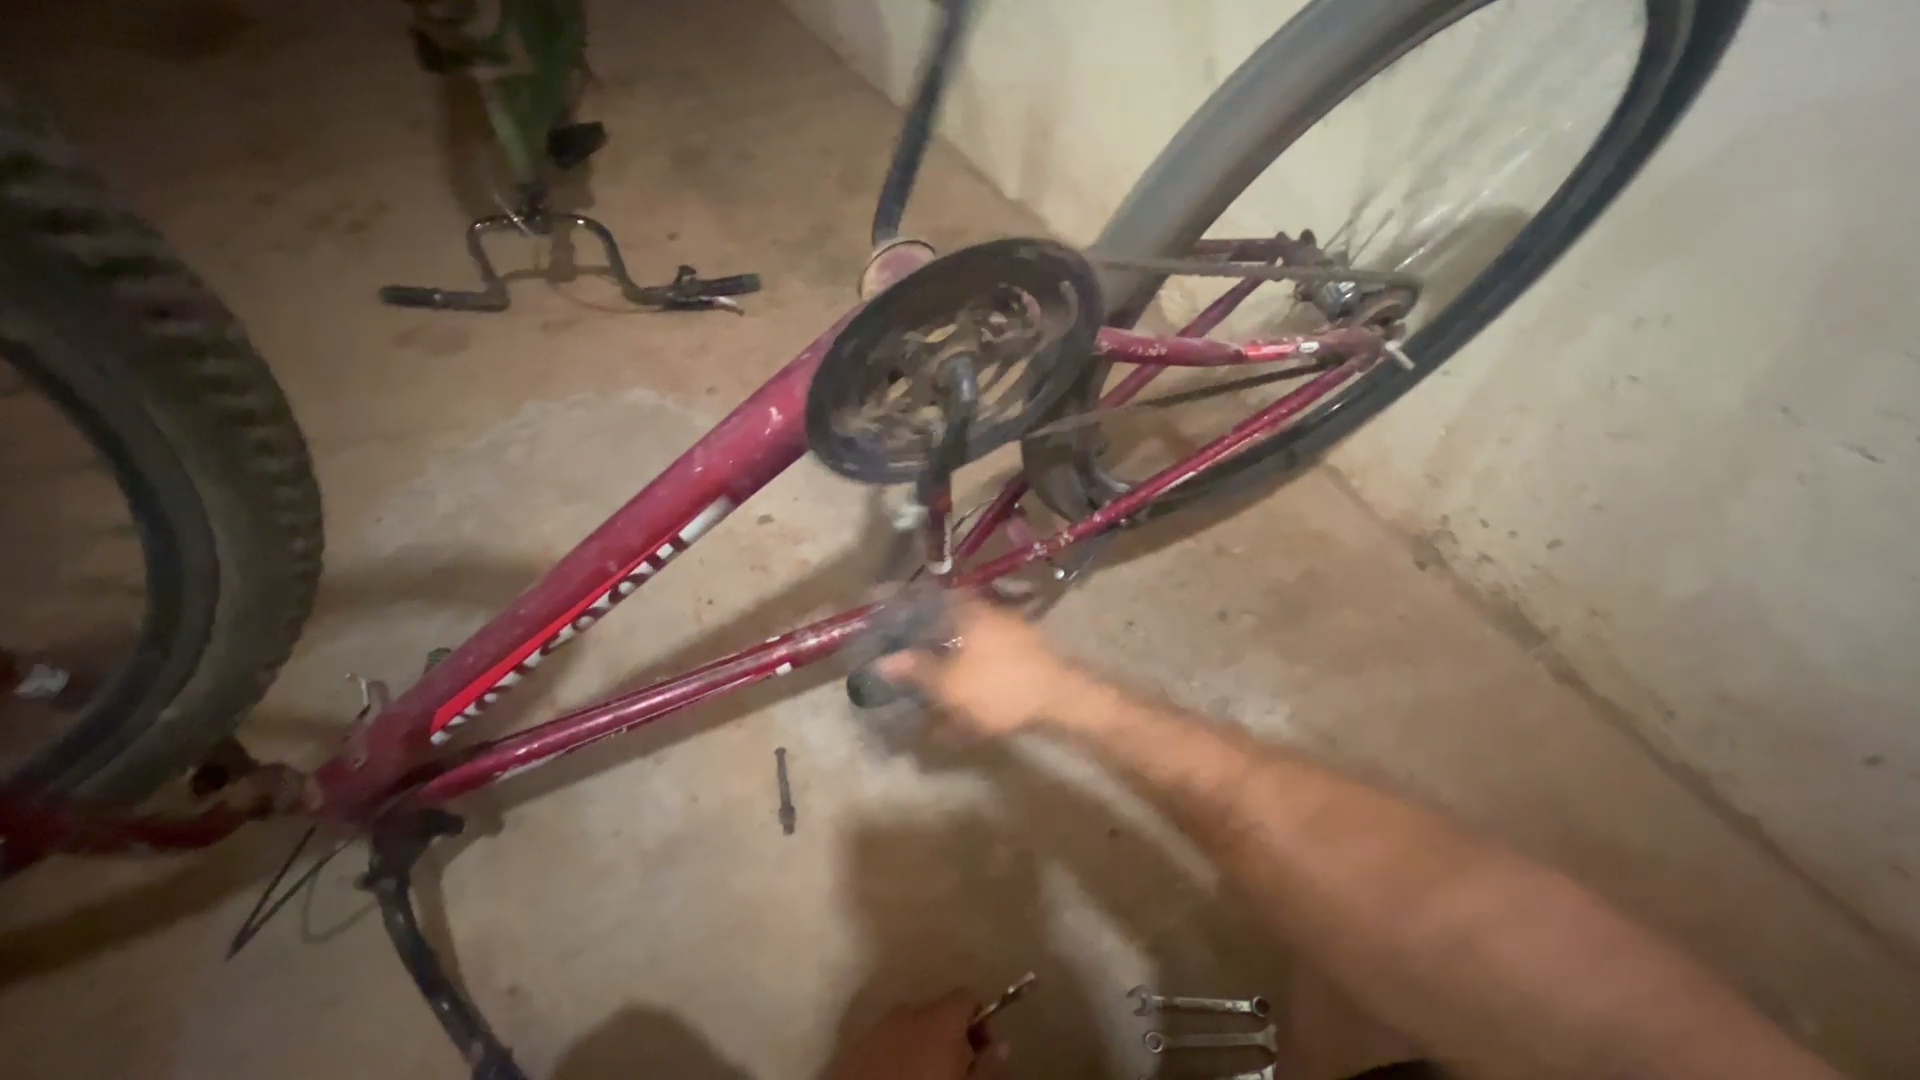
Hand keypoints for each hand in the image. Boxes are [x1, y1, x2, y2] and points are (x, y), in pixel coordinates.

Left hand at [821, 991, 1001, 1079]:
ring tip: (927, 1076)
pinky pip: (886, 1041)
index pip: (967, 996)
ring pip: (911, 1026)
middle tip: (958, 1070)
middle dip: (952, 1036)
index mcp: (940, 1018)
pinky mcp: (855, 1047)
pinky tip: (897, 1078)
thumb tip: (1002, 1045)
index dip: (980, 1021)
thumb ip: (988, 1066)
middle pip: (939, 1012)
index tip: (983, 1051)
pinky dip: (897, 1054)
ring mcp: (878, 1027)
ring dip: (924, 1045)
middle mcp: (909, 1011)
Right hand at [874, 593, 1083, 734]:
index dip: (906, 602)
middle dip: (929, 632)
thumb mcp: (949, 684)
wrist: (1062, 701)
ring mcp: (1012, 631)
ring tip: (932, 676)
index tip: (887, 609)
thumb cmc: (999, 687)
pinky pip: (988, 656)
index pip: (929, 595)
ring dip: (951, 654)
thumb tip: (883, 661)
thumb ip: (916, 670)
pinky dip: (972, 669)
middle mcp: (990, 612)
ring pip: (970, 638)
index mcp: (968, 611)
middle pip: (950, 616)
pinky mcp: (1026, 653)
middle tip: (908, 648)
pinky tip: (964, 693)